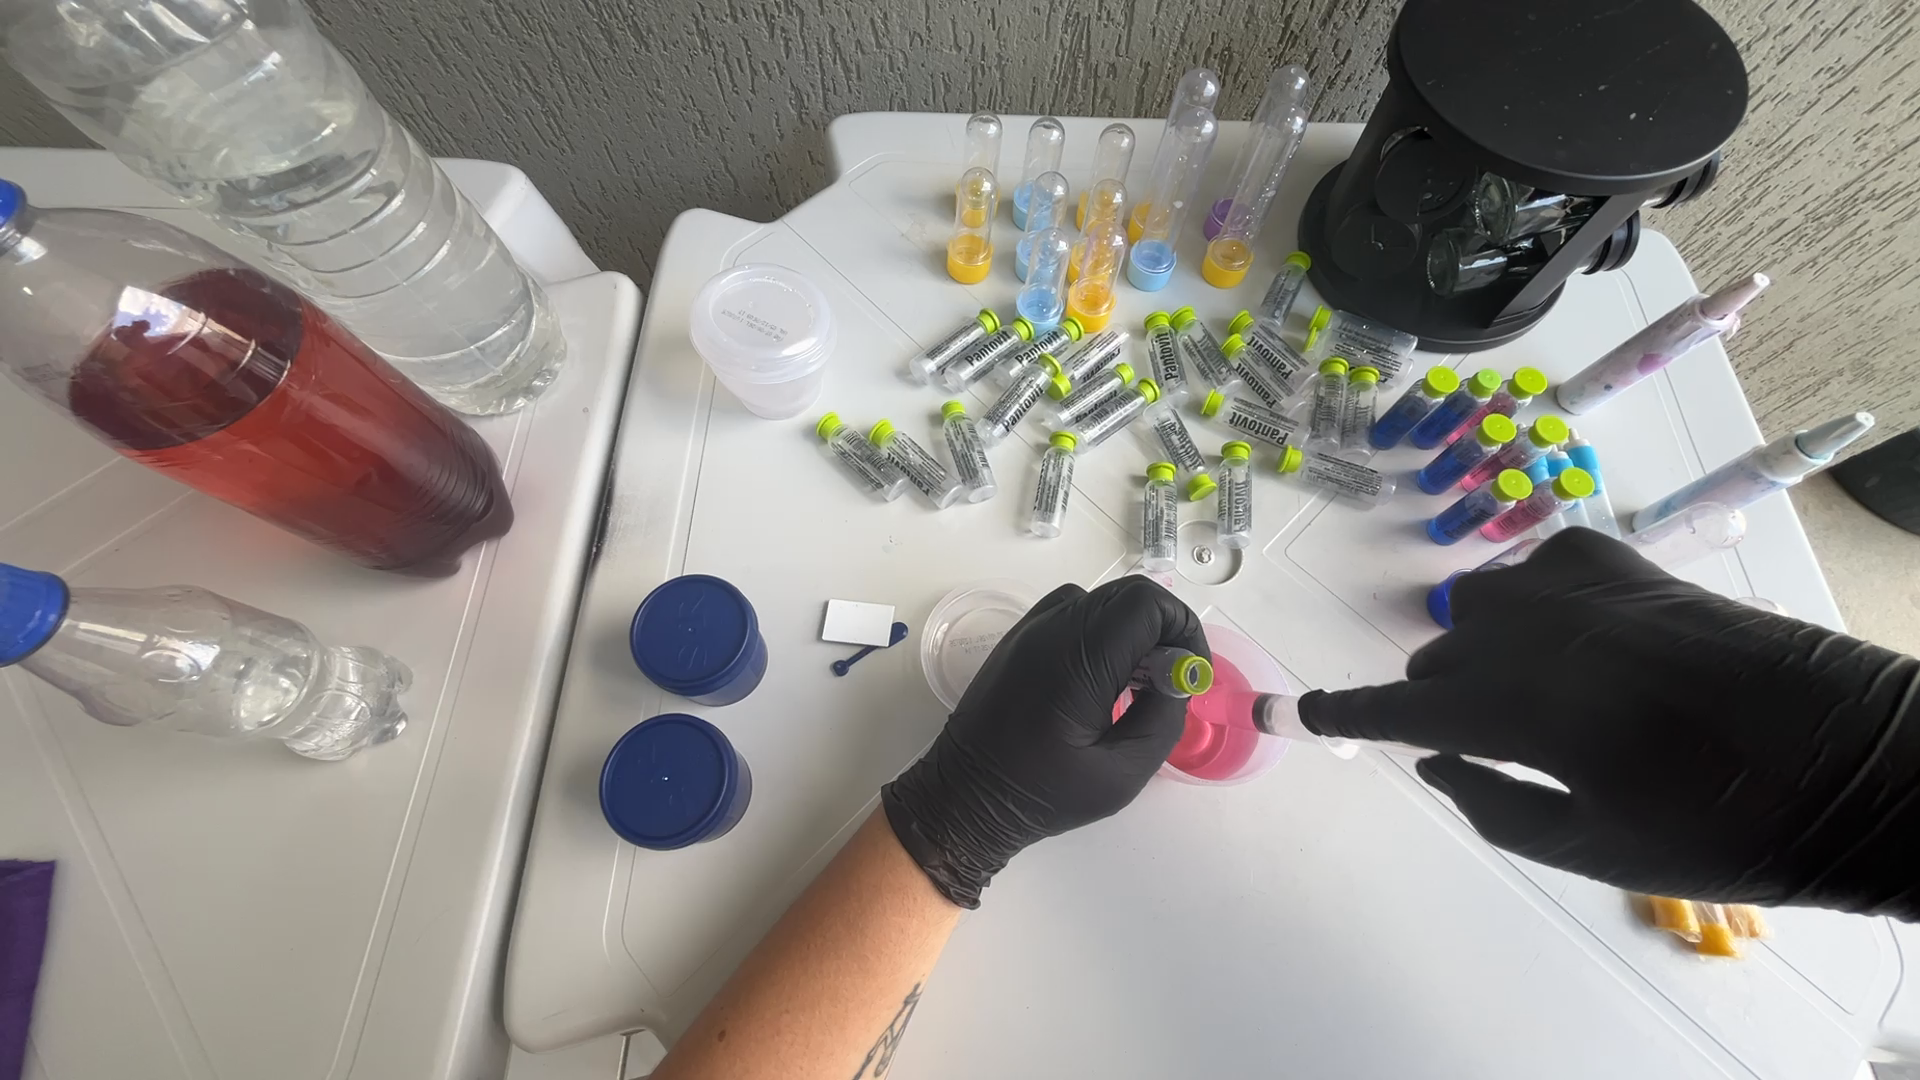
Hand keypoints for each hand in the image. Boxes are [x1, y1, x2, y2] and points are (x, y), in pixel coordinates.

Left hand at [883, 577, 1207, 907]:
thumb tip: (1179, 676)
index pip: (1147, 604)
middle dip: (1162, 629)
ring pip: (1101, 600)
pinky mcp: (1019, 637)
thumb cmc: (1042, 792)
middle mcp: (1052, 629)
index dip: (1182, 630)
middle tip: (1165, 681)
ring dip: (1130, 630)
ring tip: (1133, 684)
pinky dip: (1100, 631)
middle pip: (1127, 595)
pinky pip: (1072, 612)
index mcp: (1078, 659)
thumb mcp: (1122, 774)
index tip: (1186, 674)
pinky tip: (1099, 677)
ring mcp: (1030, 628)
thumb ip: (1163, 718)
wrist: (965, 795)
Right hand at [1302, 528, 1919, 916]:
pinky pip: (1537, 565)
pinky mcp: (1622, 565)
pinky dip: (1536, 595)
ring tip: (1536, 679)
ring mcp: (1574, 590)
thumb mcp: (1601, 851)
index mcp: (1519, 711)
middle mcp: (1529, 637)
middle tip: (1494, 737)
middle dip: (1442, 698)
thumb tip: (1430, 760)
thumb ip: (1493, 806)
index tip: (1302, 713)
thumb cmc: (1737, 829)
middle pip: (1435, 659)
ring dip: (1482, 647)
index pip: (1398, 707)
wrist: (1885, 769)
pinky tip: (1574, 623)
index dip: (1344, 714)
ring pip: (1473, 608)